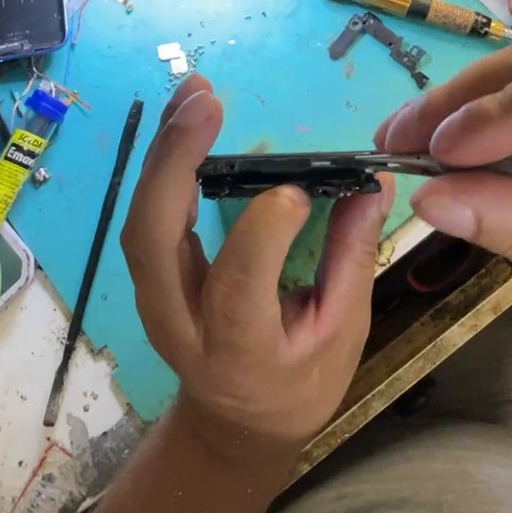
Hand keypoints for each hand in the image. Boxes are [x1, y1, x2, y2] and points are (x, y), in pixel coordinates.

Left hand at [122, 73, 395, 456]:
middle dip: (174, 163)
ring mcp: (154, 293)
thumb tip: (370, 185)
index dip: (261, 233)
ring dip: (164, 149)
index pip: (236, 286)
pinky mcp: (150, 270)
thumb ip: (351, 260)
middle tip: (207, 101)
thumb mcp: (342, 335)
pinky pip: (147, 211)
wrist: (234, 420)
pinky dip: (163, 160)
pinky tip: (186, 119)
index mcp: (236, 350)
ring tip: (194, 92)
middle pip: (153, 239)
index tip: (298, 191)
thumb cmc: (295, 383)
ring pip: (141, 217)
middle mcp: (178, 319)